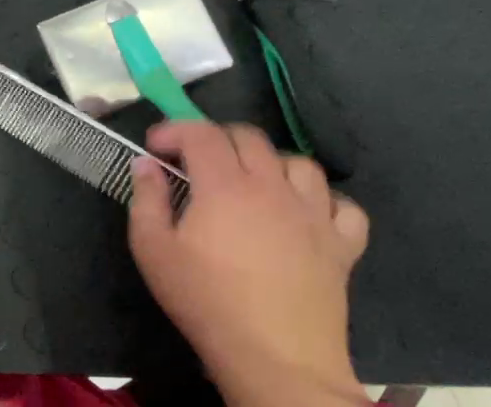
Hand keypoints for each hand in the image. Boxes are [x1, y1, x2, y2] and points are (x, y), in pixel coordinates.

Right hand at [129, 123, 371, 406]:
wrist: (277, 360)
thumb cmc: (205, 300)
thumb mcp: (152, 248)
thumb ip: (146, 197)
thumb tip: (147, 164)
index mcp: (224, 186)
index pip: (201, 132)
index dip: (173, 130)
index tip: (155, 149)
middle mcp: (273, 190)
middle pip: (250, 138)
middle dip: (216, 138)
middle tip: (194, 162)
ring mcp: (314, 218)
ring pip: (300, 164)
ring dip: (270, 163)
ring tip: (250, 183)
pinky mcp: (343, 248)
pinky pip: (345, 207)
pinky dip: (323, 200)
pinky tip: (301, 214)